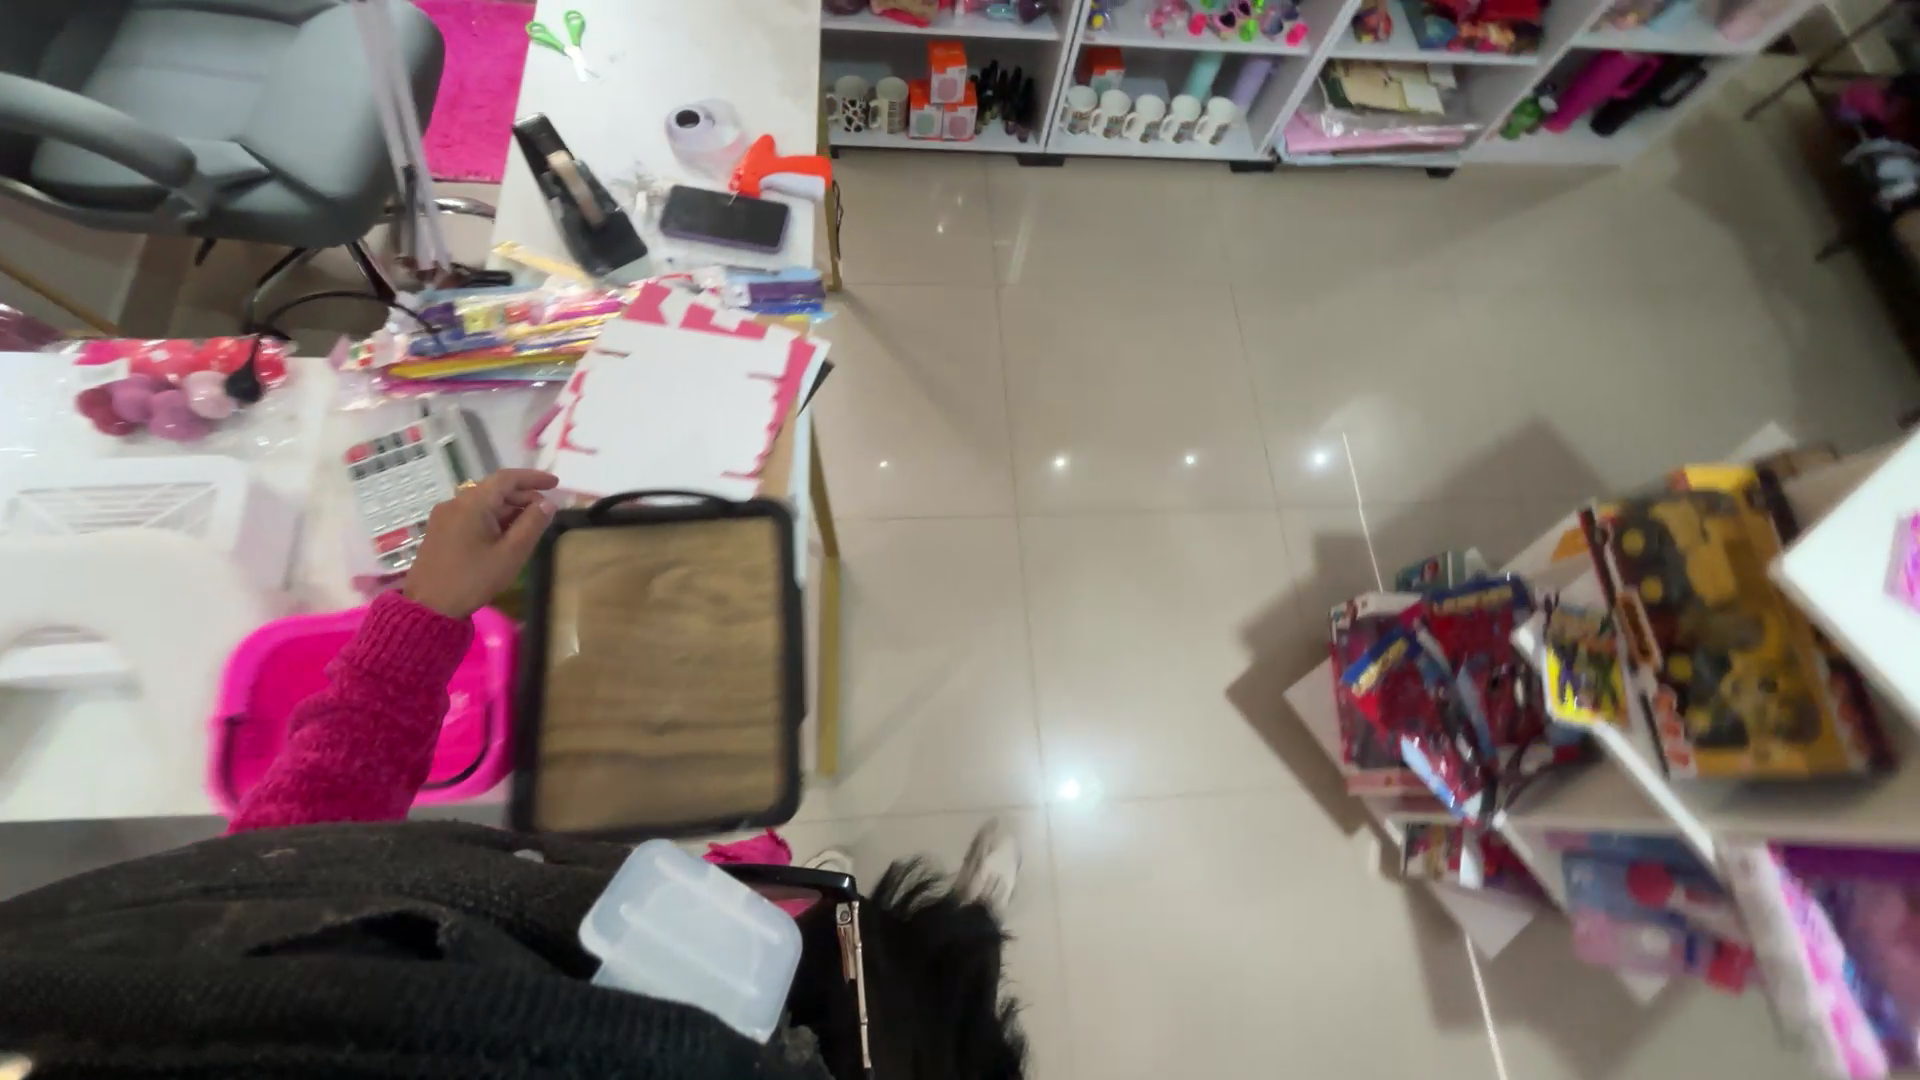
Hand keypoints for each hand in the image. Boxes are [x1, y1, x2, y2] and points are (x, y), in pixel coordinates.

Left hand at [403, 468, 559, 617]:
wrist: (430, 605)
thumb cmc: (474, 578)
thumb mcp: (512, 553)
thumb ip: (532, 524)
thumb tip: (548, 504)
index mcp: (472, 504)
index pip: (506, 479)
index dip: (533, 478)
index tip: (556, 484)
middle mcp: (455, 503)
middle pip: (494, 489)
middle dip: (523, 496)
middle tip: (547, 511)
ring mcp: (445, 516)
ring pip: (484, 502)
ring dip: (510, 508)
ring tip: (530, 525)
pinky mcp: (441, 529)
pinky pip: (472, 514)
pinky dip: (494, 517)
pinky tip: (507, 533)